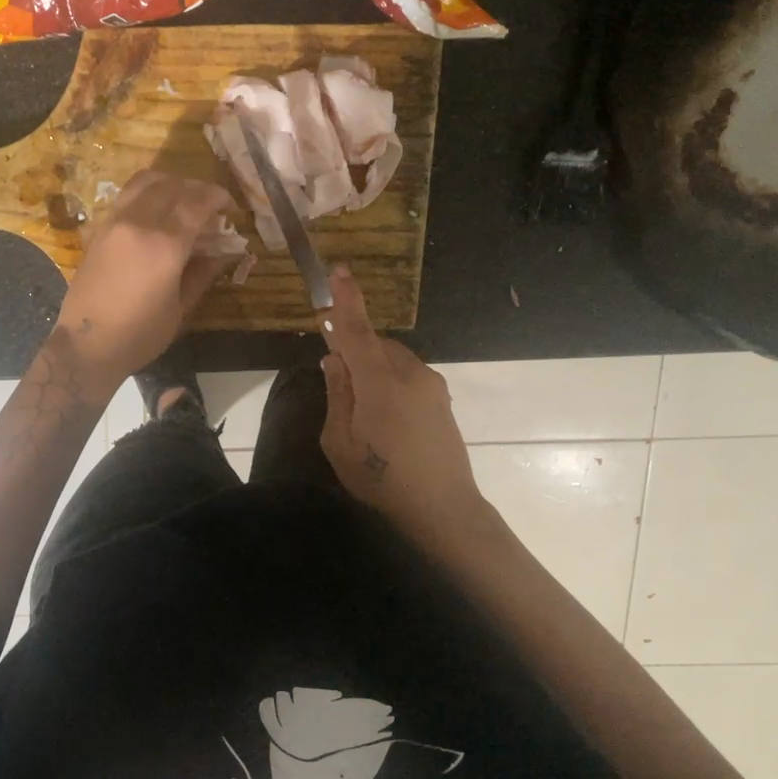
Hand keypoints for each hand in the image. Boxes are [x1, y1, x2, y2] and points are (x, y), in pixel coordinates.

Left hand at [54, 170, 236, 393]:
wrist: (87, 345)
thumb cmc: (139, 335)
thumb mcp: (180, 309)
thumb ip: (202, 274)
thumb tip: (221, 253)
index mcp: (165, 245)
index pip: (197, 203)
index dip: (217, 197)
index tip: (229, 204)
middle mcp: (139, 223)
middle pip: (173, 186)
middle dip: (196, 188)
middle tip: (209, 202)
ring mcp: (115, 222)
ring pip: (145, 182)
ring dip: (169, 183)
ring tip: (182, 198)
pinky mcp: (99, 229)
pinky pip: (126, 196)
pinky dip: (146, 192)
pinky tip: (156, 209)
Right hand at [319, 268, 495, 544]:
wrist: (443, 508)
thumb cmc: (382, 479)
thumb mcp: (340, 442)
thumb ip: (337, 394)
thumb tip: (334, 359)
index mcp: (380, 383)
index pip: (356, 332)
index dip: (345, 301)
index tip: (337, 271)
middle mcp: (410, 373)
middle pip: (374, 345)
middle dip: (352, 353)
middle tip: (336, 389)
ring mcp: (430, 385)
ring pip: (390, 360)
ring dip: (371, 371)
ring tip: (362, 416)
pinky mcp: (440, 399)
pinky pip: (405, 376)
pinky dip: (387, 383)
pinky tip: (383, 420)